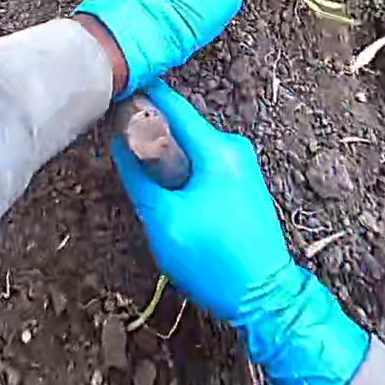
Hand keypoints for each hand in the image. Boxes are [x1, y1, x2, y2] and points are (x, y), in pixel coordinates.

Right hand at [111, 82, 367, 384]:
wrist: (265, 295)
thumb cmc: (214, 260)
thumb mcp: (164, 220)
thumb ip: (139, 178)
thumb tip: (119, 146)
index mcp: (217, 149)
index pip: (176, 106)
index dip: (147, 96)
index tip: (122, 88)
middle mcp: (233, 146)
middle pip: (184, 124)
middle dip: (154, 129)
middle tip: (124, 136)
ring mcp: (242, 161)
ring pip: (194, 143)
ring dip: (170, 151)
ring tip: (145, 169)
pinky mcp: (243, 177)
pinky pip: (207, 158)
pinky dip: (186, 164)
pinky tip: (172, 186)